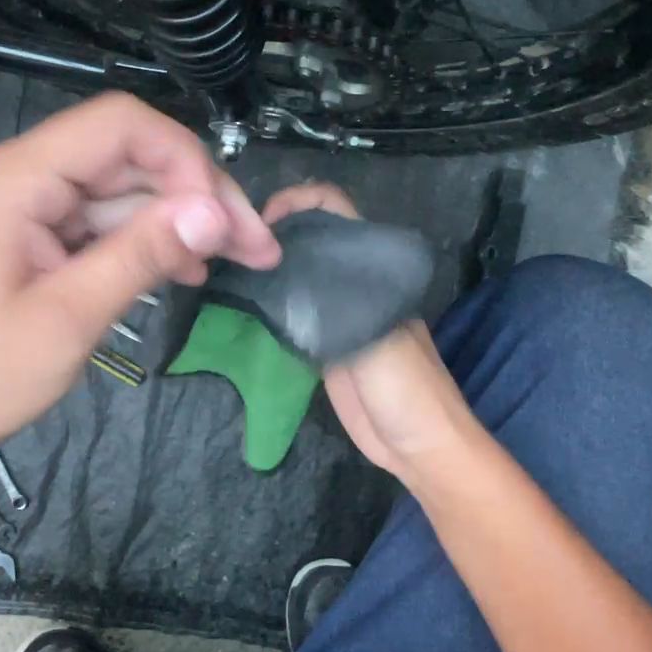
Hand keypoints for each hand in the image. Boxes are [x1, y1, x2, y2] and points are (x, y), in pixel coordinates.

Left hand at [0, 93, 279, 478]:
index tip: (227, 217)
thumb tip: (215, 212)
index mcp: (14, 180)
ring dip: (177, 223)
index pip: (119, 126)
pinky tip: (185, 270)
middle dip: (195, 196)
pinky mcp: (30, 238)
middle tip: (256, 246)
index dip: (185, 160)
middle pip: (126, 158)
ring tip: (235, 261)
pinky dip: (143, 243)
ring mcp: (24, 208)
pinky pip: (98, 224)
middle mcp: (18, 178)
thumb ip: (142, 255)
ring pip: (120, 193)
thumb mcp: (70, 317)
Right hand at [261, 183, 480, 483]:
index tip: (261, 222)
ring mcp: (338, 315)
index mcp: (375, 270)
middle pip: (312, 238)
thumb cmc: (410, 390)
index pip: (337, 211)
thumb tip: (288, 272)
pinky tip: (245, 303)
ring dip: (269, 266)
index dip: (300, 202)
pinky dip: (269, 302)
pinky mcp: (324, 346)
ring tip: (231, 269)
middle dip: (275, 233)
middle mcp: (355, 284)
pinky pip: (293, 311)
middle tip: (233, 248)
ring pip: (300, 273)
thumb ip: (338, 304)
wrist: (419, 448)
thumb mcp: (378, 339)